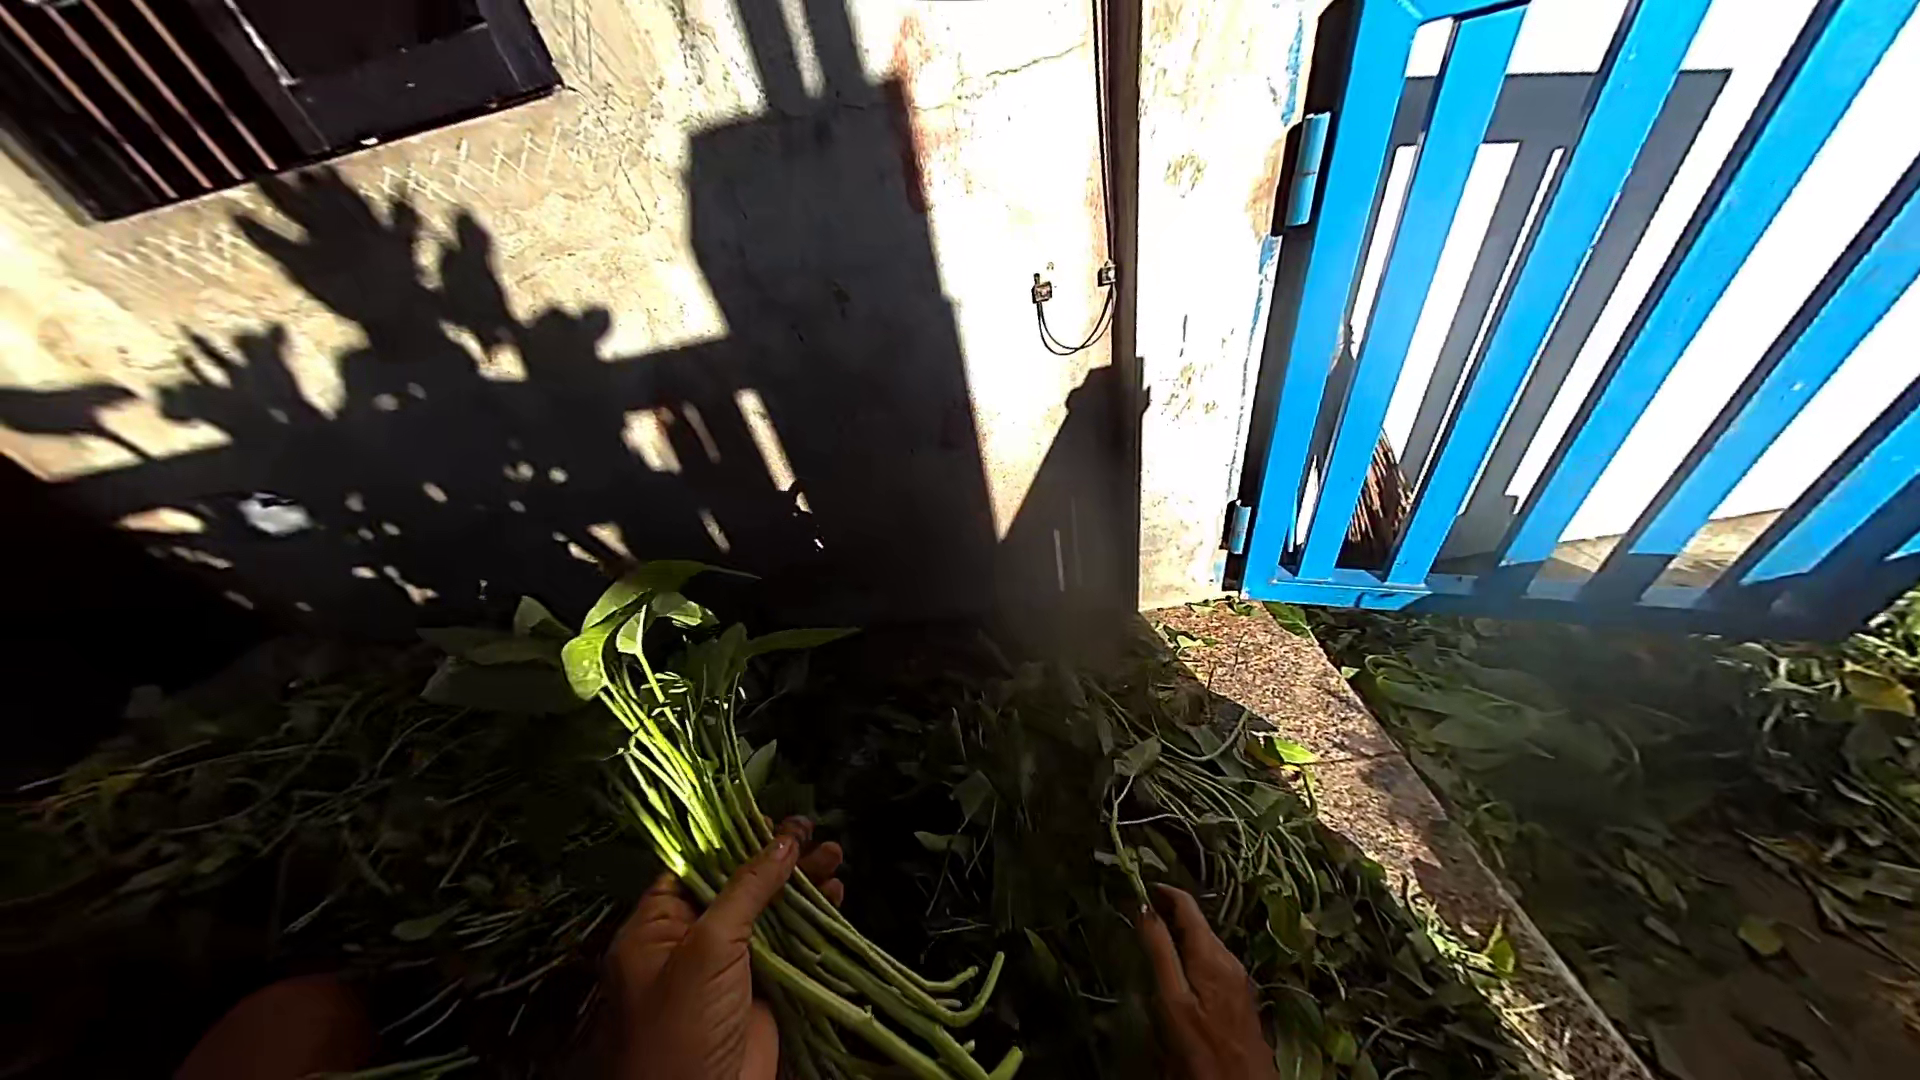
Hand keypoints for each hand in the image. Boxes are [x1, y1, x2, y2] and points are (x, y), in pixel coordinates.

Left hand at [605, 818, 844, 1079]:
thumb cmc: (682, 1030)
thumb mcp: (708, 948)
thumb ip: (747, 887)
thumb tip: (783, 838)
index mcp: (657, 929)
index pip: (695, 866)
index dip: (733, 838)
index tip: (769, 816)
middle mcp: (690, 942)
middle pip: (739, 882)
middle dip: (777, 856)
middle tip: (811, 829)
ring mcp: (728, 965)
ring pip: (769, 908)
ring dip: (802, 882)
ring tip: (833, 855)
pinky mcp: (762, 986)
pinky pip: (788, 939)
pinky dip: (812, 915)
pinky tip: (835, 893)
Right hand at [1138, 885, 1278, 1079]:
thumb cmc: (1203, 1050)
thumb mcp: (1172, 999)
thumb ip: (1159, 949)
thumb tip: (1142, 905)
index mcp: (1212, 953)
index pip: (1185, 903)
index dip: (1160, 890)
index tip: (1135, 887)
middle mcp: (1228, 958)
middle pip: (1195, 920)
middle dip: (1166, 911)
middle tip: (1136, 912)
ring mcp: (1236, 978)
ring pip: (1202, 940)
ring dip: (1176, 931)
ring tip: (1149, 936)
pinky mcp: (1238, 997)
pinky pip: (1209, 959)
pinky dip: (1188, 951)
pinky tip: (1174, 968)